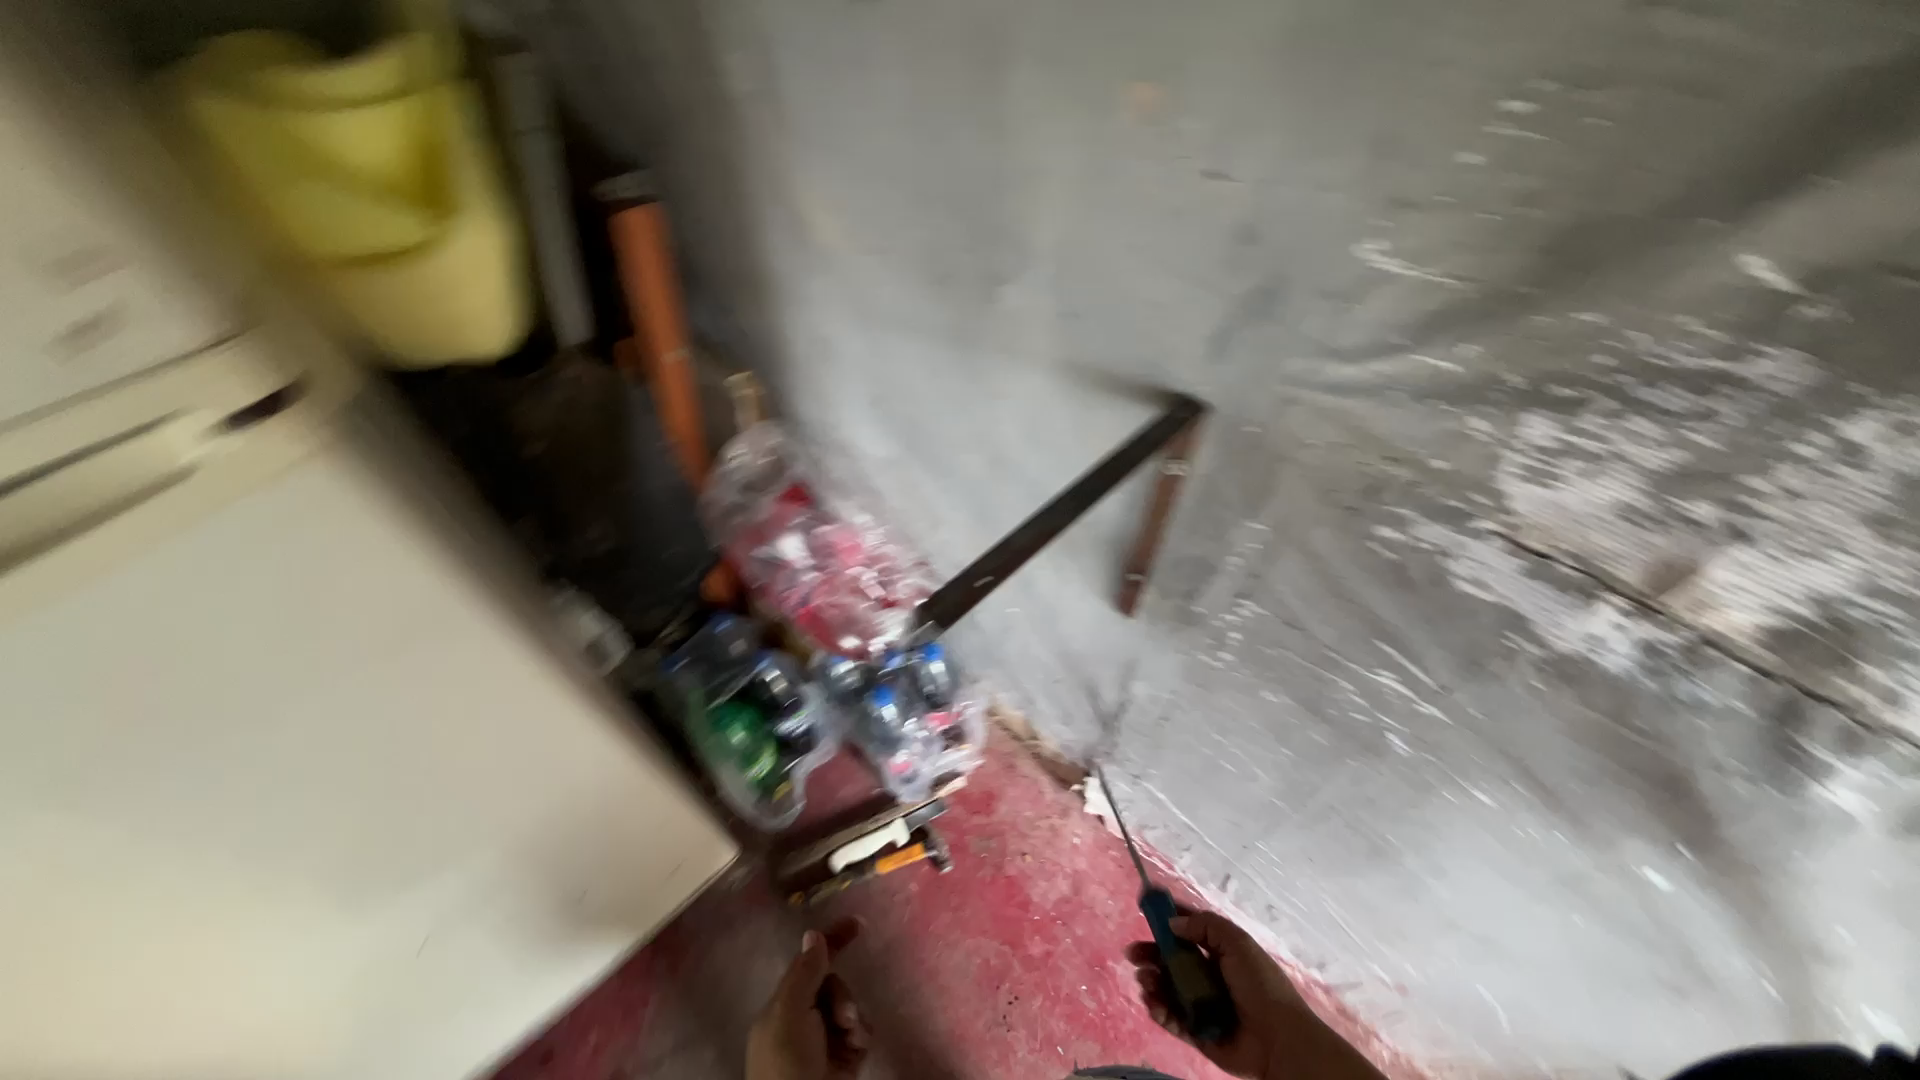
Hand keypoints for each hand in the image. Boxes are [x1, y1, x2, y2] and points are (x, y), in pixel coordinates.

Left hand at [747, 919, 869, 1079]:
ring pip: (848, 1006)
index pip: (807, 965)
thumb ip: (804, 973)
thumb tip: (812, 933)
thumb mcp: (788, 1015)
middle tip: (844, 1016)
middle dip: (842, 994)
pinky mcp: (845, 1060)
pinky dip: (862, 1033)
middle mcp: (802, 1021)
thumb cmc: (786, 1064)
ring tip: (851, 1034)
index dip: (830, 942)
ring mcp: (824, 1041)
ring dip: (853, 1015)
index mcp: (781, 1008)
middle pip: (831, 984)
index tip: (857, 924)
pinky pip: (861, 1031)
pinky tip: (858, 1044)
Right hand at [1128, 910, 1384, 1079]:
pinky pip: (1170, 1017)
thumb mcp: (1237, 943)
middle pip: (1170, 958)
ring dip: (1150, 981)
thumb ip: (1204, 926)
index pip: (1188, 928)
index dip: (1167, 917)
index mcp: (1218, 950)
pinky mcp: (1194, 1030)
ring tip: (1146, 981)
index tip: (1144, 907)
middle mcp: (1206, 974)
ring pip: (1165, 987)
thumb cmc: (1259, 985)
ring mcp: (1199, 1002)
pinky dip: (1157, 1009)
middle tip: (1133, 954)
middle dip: (1149, 953)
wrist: (1278, 1040)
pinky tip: (1153, 1003)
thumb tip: (1172, 923)